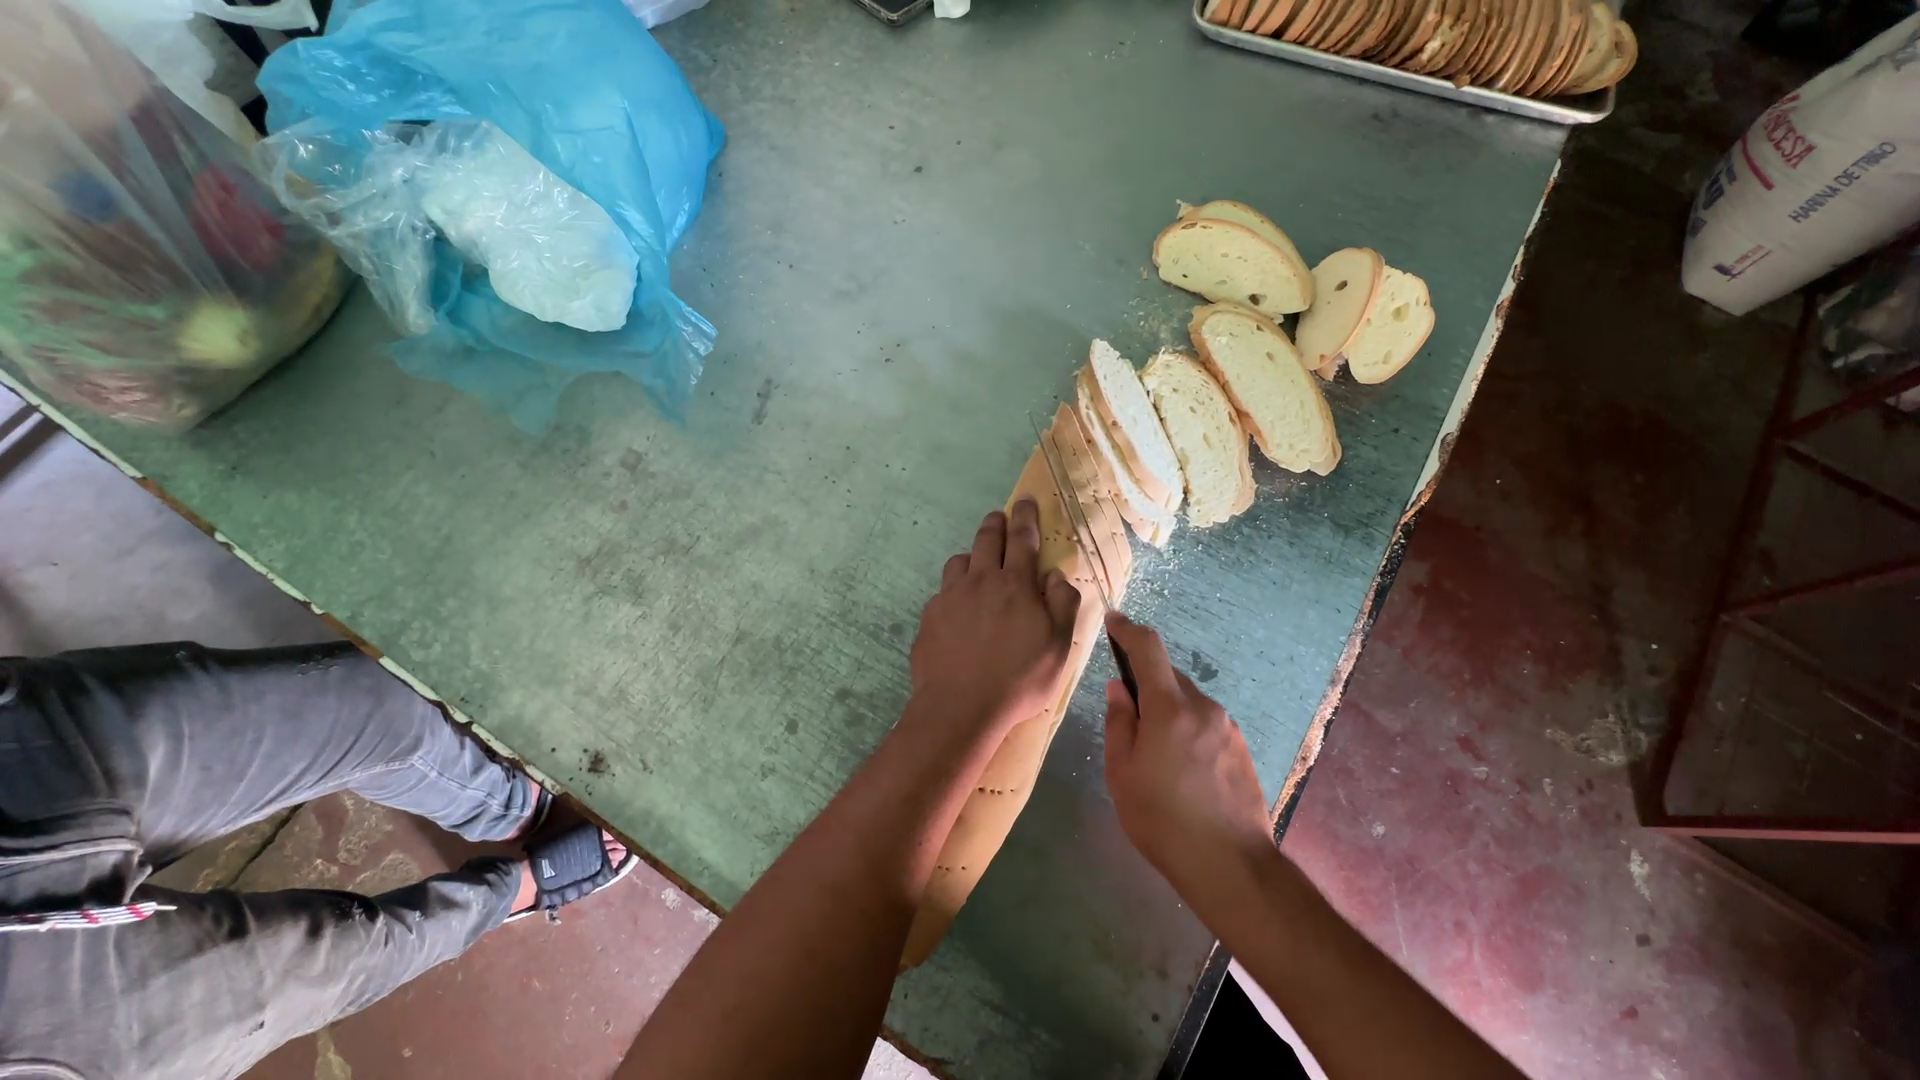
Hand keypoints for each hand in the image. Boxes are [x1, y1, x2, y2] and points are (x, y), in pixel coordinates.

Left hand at [909, 499, 1081, 737]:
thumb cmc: (1019, 680)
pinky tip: (958, 608)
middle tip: (999, 516)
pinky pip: (943, 591)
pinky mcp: (930, 617)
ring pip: (960, 561)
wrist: (960, 707)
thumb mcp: (1059, 647)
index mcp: (1016, 585)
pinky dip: (954, 589)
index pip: (1023, 540)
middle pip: (987, 540)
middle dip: (996, 523)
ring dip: (972, 555)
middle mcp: (981, 582)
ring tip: (978, 562)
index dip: (1026, 517)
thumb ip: (1062, 605)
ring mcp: (950, 597)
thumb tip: (1056, 575)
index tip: (1026, 500)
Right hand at [1103, 614, 1274, 900]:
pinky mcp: (1242, 751)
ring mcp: (1228, 729)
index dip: (1129, 630)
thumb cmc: (1162, 819)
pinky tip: (1181, 773)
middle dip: (1147, 687)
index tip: (1113, 620)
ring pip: (1189, 705)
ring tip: (1155, 759)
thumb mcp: (1122, 773)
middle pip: (1170, 679)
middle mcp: (1205, 708)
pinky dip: (1188, 734)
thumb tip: (1120, 689)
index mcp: (1170, 708)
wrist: (1230, 864)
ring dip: (1169, 714)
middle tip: (1128, 722)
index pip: (1149, 650)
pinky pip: (1206, 727)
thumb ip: (1119, 724)